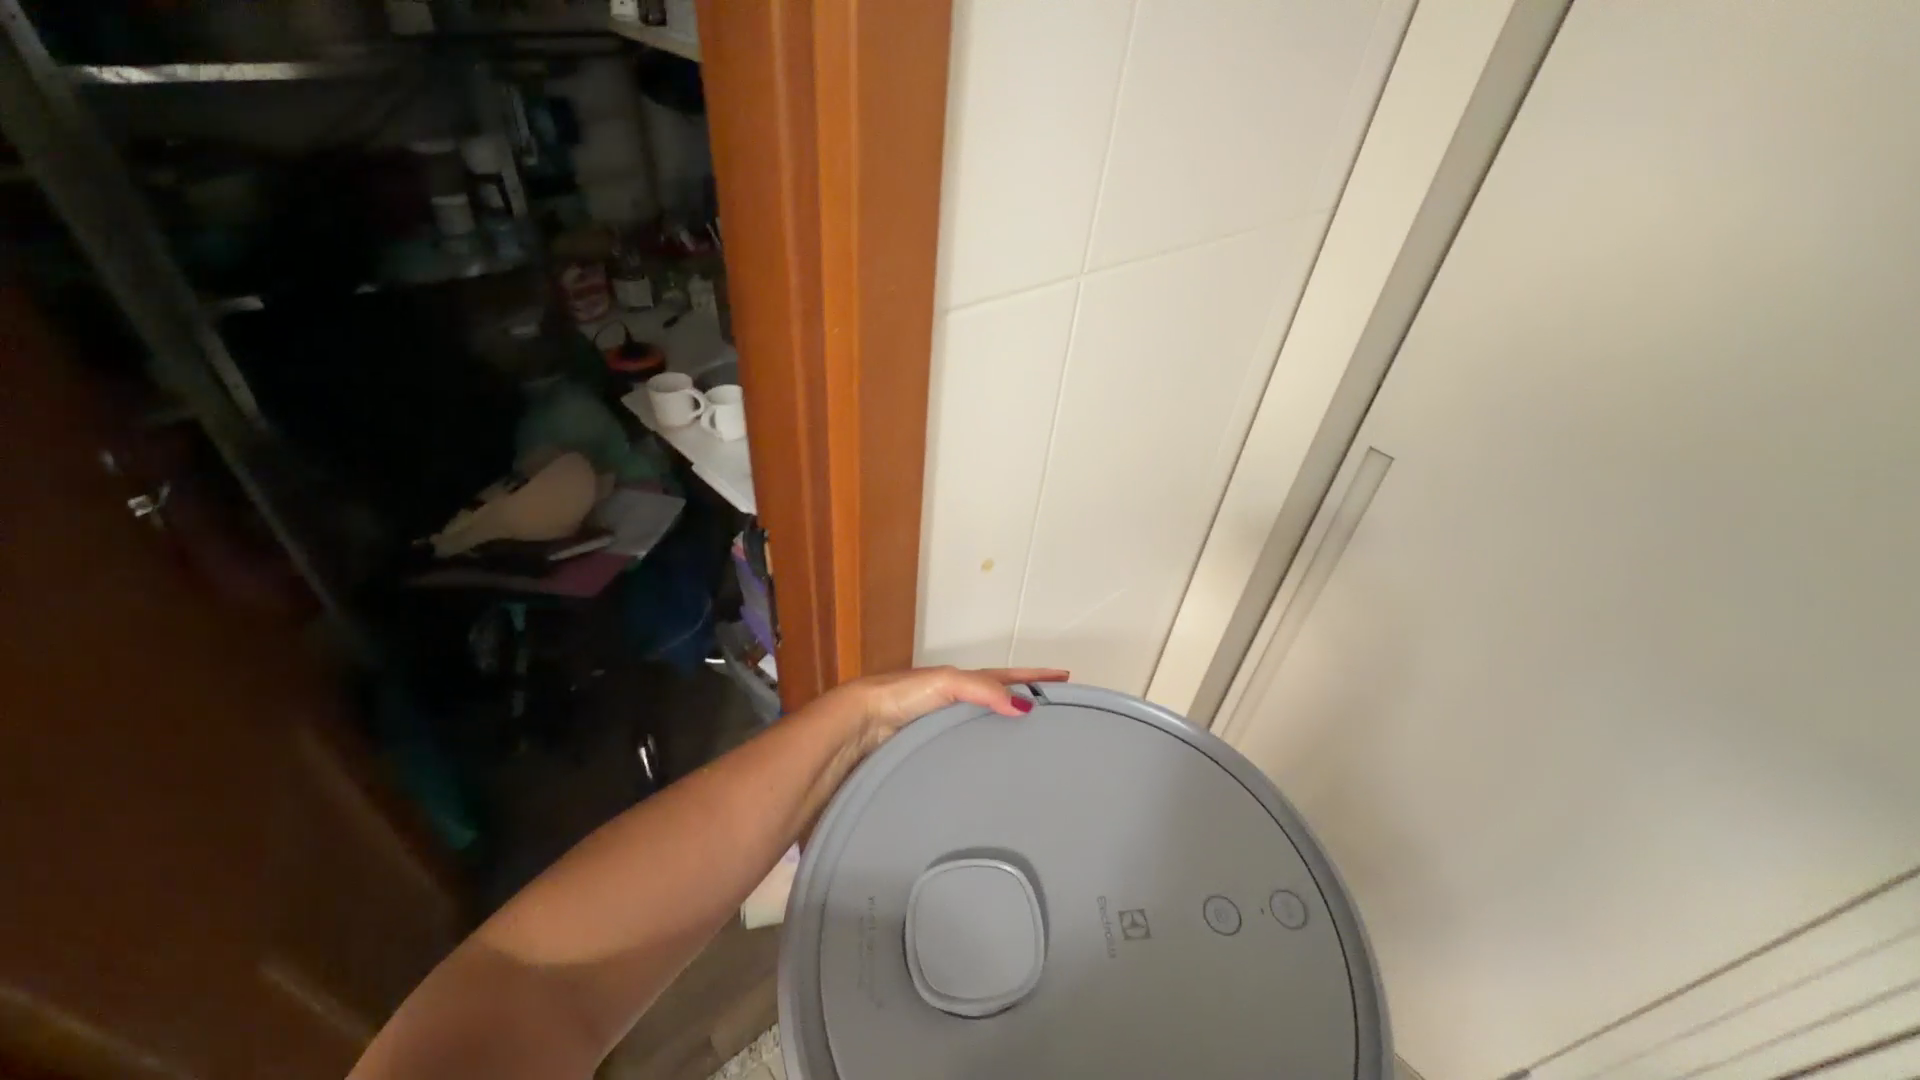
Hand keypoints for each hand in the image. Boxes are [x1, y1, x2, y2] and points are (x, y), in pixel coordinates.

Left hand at [823, 666, 1070, 756]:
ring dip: (1006, 734)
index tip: (1065, 678)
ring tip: (1035, 747)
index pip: (1004, 678)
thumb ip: (981, 690)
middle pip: (996, 704)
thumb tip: (1024, 705)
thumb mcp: (945, 682)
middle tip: (1057, 716)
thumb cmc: (898, 698)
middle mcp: (951, 706)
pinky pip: (966, 757)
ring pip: (981, 731)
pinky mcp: (929, 759)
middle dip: (1025, 704)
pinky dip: (984, 760)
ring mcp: (940, 733)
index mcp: (958, 684)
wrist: (854, 729)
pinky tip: (994, 775)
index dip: (1032, 676)